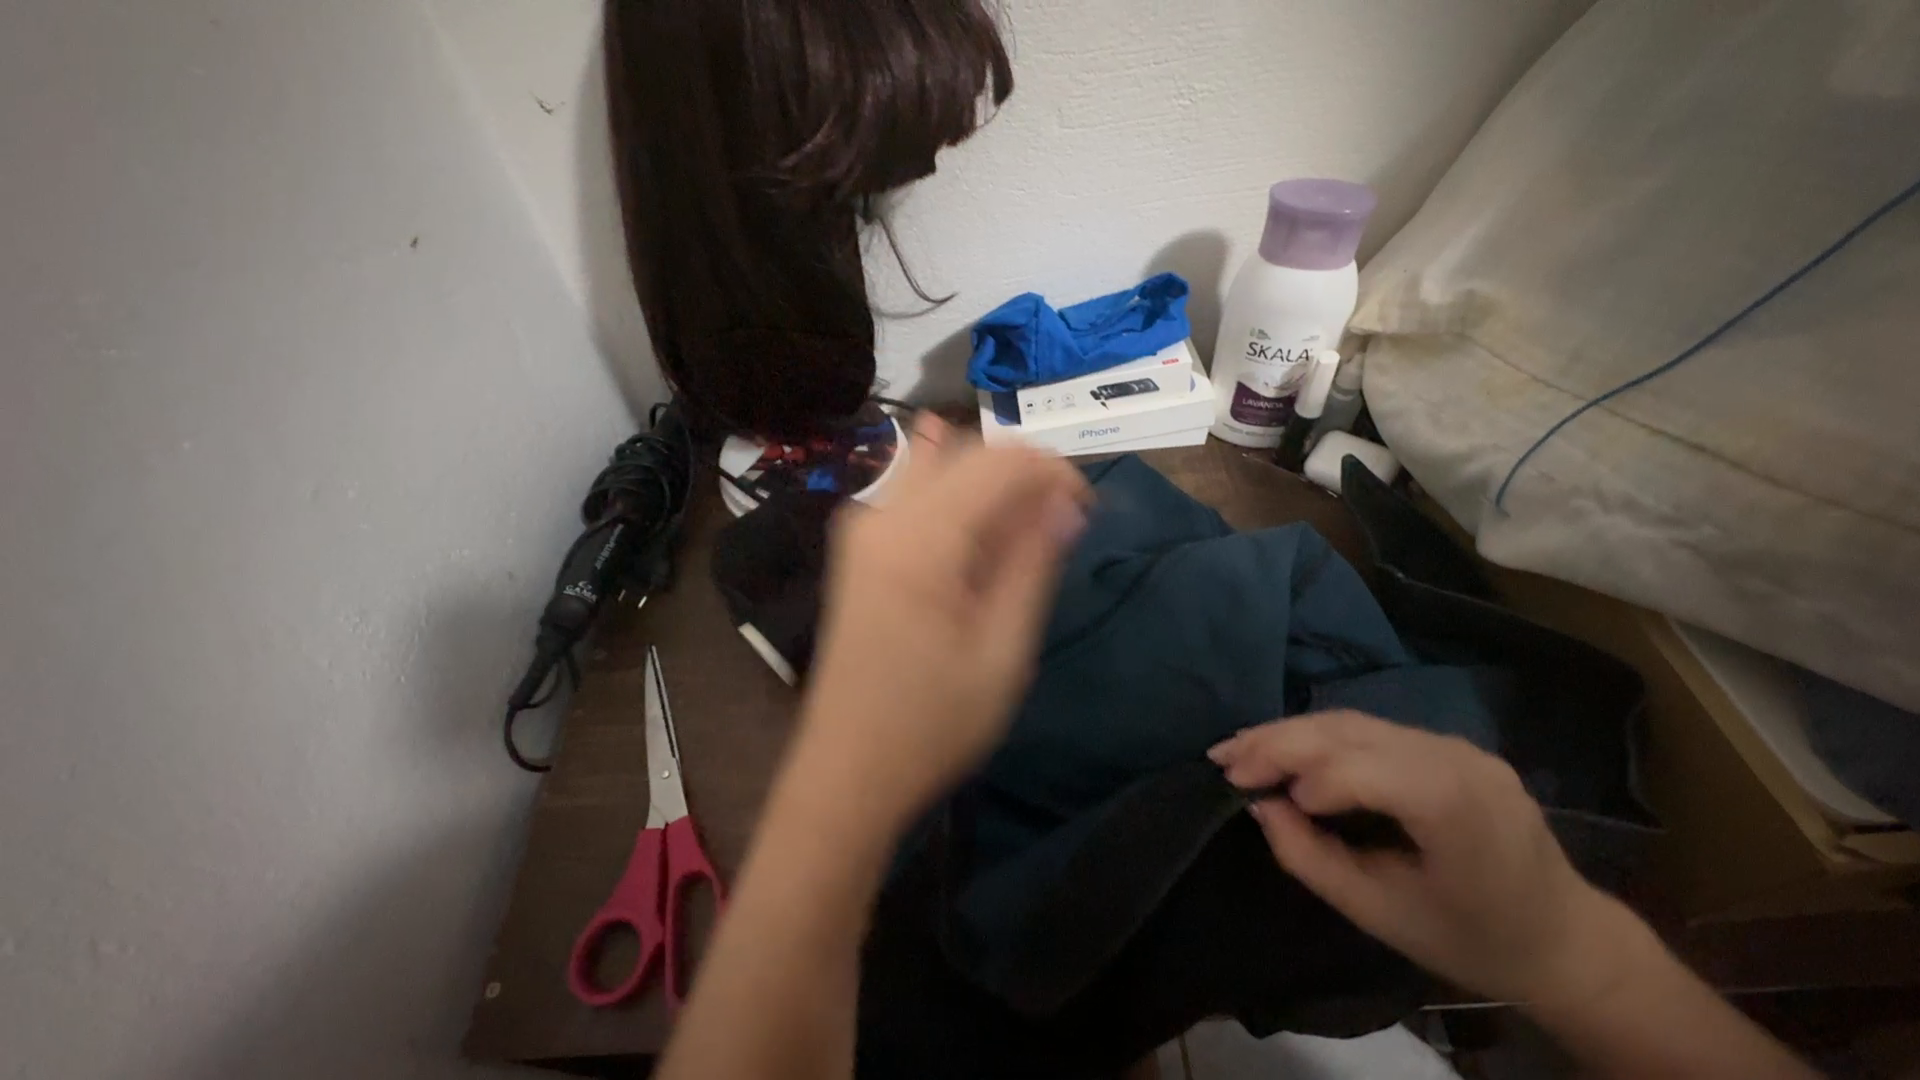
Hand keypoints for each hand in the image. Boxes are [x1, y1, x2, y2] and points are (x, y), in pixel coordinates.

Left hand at [794, 415, 1089, 824]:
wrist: (848, 768)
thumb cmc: (934, 722)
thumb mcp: (1003, 650)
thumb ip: (1033, 563)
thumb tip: (1065, 501)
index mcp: (919, 538)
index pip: (999, 462)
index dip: (1052, 471)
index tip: (1087, 511)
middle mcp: (880, 514)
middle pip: (965, 452)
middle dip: (1022, 474)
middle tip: (1060, 526)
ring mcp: (860, 528)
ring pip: (938, 467)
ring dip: (989, 486)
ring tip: (1022, 537)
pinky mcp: (856, 548)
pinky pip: (912, 494)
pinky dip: (956, 502)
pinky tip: (977, 543)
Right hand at [1209, 711, 1632, 1007]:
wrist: (1563, 939)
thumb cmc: (1471, 940)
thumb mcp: (1380, 914)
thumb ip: (1311, 858)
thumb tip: (1259, 807)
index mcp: (1453, 805)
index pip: (1359, 768)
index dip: (1298, 775)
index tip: (1248, 796)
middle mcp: (1456, 758)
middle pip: (1348, 732)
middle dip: (1278, 742)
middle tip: (1221, 759)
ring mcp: (1455, 745)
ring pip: (1354, 723)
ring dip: (1292, 733)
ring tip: (1239, 749)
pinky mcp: (1448, 746)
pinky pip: (1372, 731)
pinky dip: (1321, 738)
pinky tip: (1287, 748)